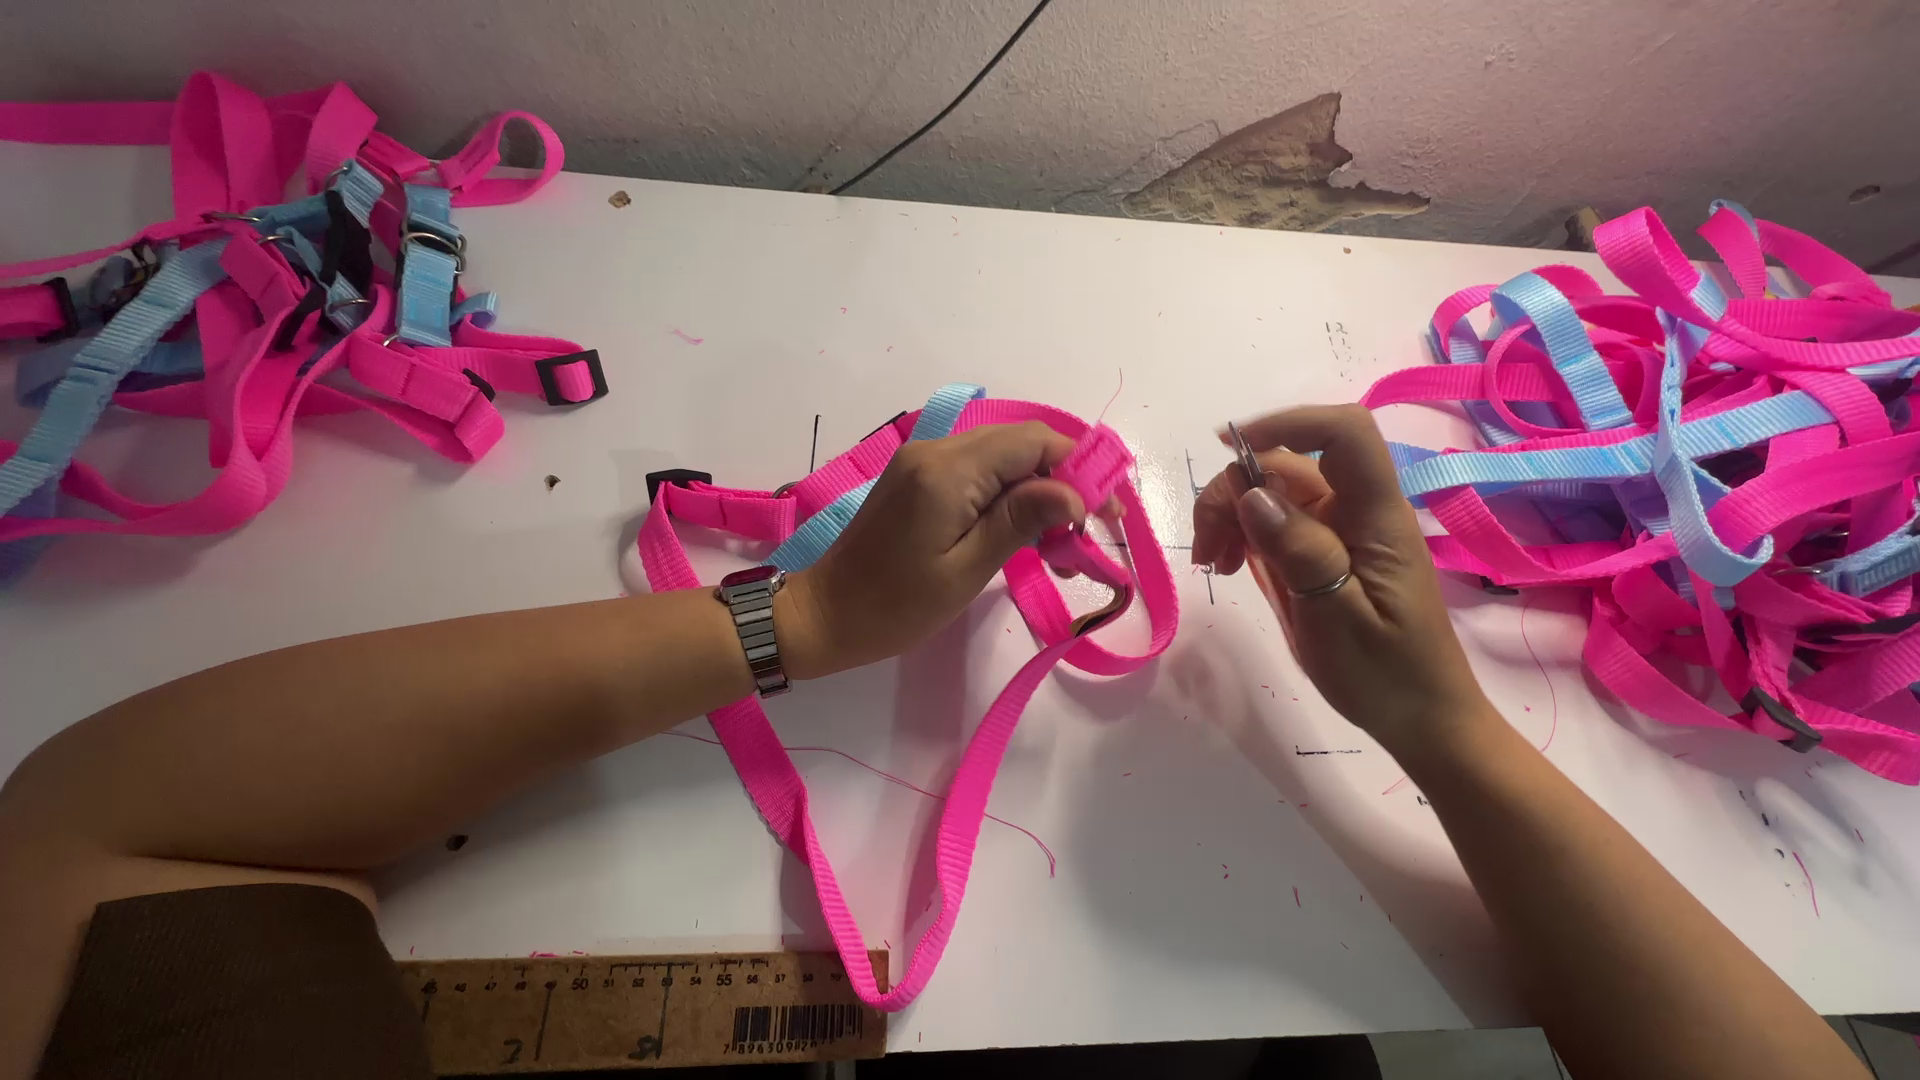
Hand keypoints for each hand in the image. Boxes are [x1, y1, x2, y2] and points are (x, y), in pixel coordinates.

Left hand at [779, 422, 1102, 678]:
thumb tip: (1074, 491)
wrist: (825, 615)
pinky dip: (1006, 497)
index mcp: (948, 471)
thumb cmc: (896, 605)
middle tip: (1084, 536)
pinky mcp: (917, 478)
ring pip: (1000, 458)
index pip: (1032, 441)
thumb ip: (1020, 521)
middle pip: (1019, 443)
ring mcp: (923, 462)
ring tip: (1057, 547)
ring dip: (1036, 491)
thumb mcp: (966, 569)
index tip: (1104, 514)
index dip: (1078, 467)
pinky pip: (976, 473)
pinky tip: (1022, 535)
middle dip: (1061, 481)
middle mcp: (936, 451)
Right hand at [1191, 405, 1491, 750]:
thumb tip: (1252, 494)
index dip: (1288, 423)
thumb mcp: (1338, 619)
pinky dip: (1240, 534)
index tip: (1227, 449)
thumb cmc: (1386, 675)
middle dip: (1232, 491)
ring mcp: (1335, 531)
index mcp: (1375, 517)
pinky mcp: (1317, 552)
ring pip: (1269, 492)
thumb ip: (1301, 553)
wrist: (1418, 718)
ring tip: (1212, 565)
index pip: (1344, 434)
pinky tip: (1227, 565)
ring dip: (1229, 515)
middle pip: (1286, 464)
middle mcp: (1355, 512)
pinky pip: (1271, 522)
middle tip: (1206, 552)